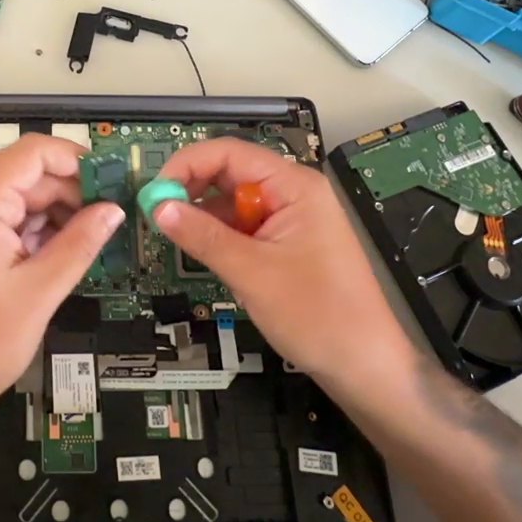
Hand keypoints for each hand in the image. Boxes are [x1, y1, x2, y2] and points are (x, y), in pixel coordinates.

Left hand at [0, 134, 124, 420]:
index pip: (32, 152)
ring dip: (57, 213)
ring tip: (93, 239)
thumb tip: (112, 211)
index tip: (110, 180)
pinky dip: (37, 230)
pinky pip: (7, 218)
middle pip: (28, 174)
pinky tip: (64, 252)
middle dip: (71, 191)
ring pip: (20, 197)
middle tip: (111, 216)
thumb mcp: (41, 290)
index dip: (75, 158)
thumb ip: (80, 243)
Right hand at [150, 140, 411, 382]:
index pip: (229, 153)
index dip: (187, 165)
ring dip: (203, 215)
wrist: (366, 368)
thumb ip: (202, 236)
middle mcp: (292, 192)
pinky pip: (243, 225)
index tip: (154, 193)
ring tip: (175, 237)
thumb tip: (158, 208)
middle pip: (229, 173)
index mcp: (293, 185)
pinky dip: (219, 235)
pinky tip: (202, 252)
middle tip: (157, 215)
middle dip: (191, 190)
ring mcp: (291, 217)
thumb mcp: (251, 273)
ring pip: (232, 201)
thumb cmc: (317, 315)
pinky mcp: (287, 242)